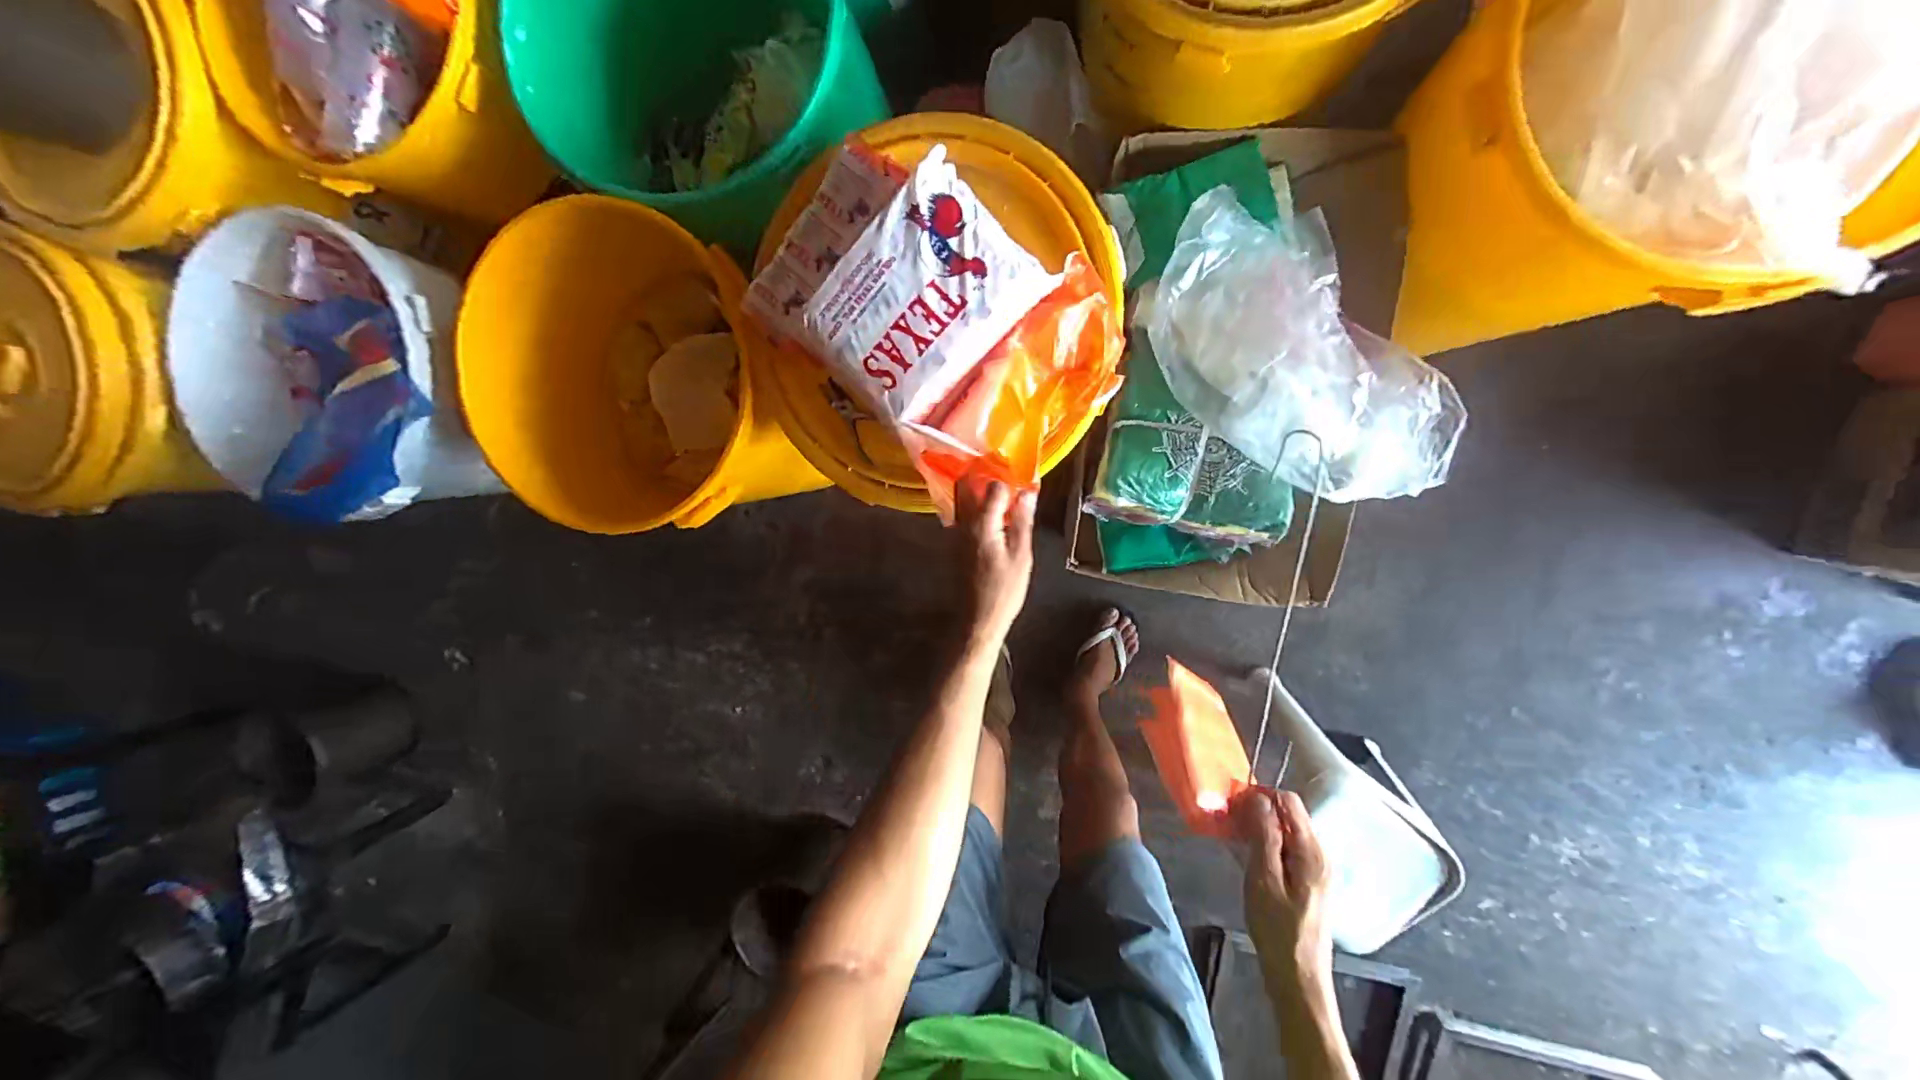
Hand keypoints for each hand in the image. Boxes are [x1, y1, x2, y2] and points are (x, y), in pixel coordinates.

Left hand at [954, 477, 1035, 644]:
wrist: (978, 618)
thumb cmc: (1004, 590)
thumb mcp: (1021, 555)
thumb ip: (1022, 520)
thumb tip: (1028, 491)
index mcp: (981, 524)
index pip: (993, 486)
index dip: (1010, 481)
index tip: (1024, 482)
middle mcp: (963, 523)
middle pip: (968, 485)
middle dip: (987, 477)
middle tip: (1010, 481)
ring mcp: (956, 533)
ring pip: (963, 498)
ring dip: (981, 491)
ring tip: (1005, 497)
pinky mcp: (956, 543)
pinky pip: (964, 514)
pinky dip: (977, 507)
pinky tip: (995, 517)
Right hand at [1232, 787, 1333, 980]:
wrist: (1297, 978)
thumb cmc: (1277, 929)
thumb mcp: (1264, 880)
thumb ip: (1263, 836)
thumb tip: (1258, 797)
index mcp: (1312, 851)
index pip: (1289, 801)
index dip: (1260, 796)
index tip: (1233, 804)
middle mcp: (1319, 854)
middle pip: (1288, 814)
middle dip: (1258, 811)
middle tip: (1228, 820)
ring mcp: (1315, 868)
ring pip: (1285, 831)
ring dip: (1259, 827)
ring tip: (1232, 835)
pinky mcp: (1307, 881)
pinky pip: (1286, 848)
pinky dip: (1266, 844)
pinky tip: (1246, 854)